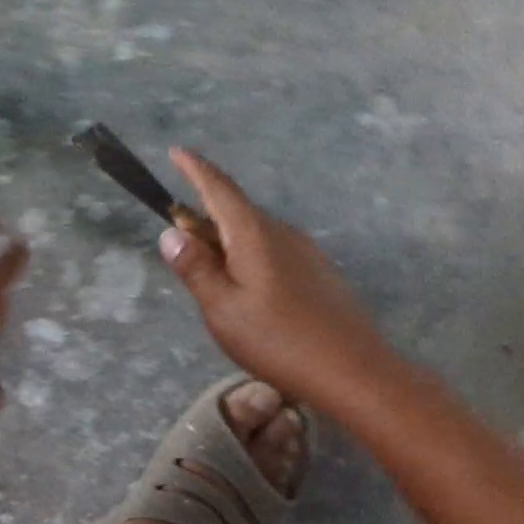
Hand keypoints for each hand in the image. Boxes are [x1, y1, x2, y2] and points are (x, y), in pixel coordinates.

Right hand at [157, 148, 388, 401]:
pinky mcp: (318, 275)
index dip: (195, 169)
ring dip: (227, 241)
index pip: (220, 189)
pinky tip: (247, 291)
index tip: (176, 151)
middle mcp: (282, 233)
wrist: (353, 371)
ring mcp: (306, 253)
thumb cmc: (277, 339)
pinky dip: (249, 257)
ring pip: (256, 234)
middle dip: (205, 215)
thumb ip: (196, 268)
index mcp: (254, 235)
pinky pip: (273, 251)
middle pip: (237, 211)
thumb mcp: (222, 308)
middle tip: (180, 241)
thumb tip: (171, 232)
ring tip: (210, 274)